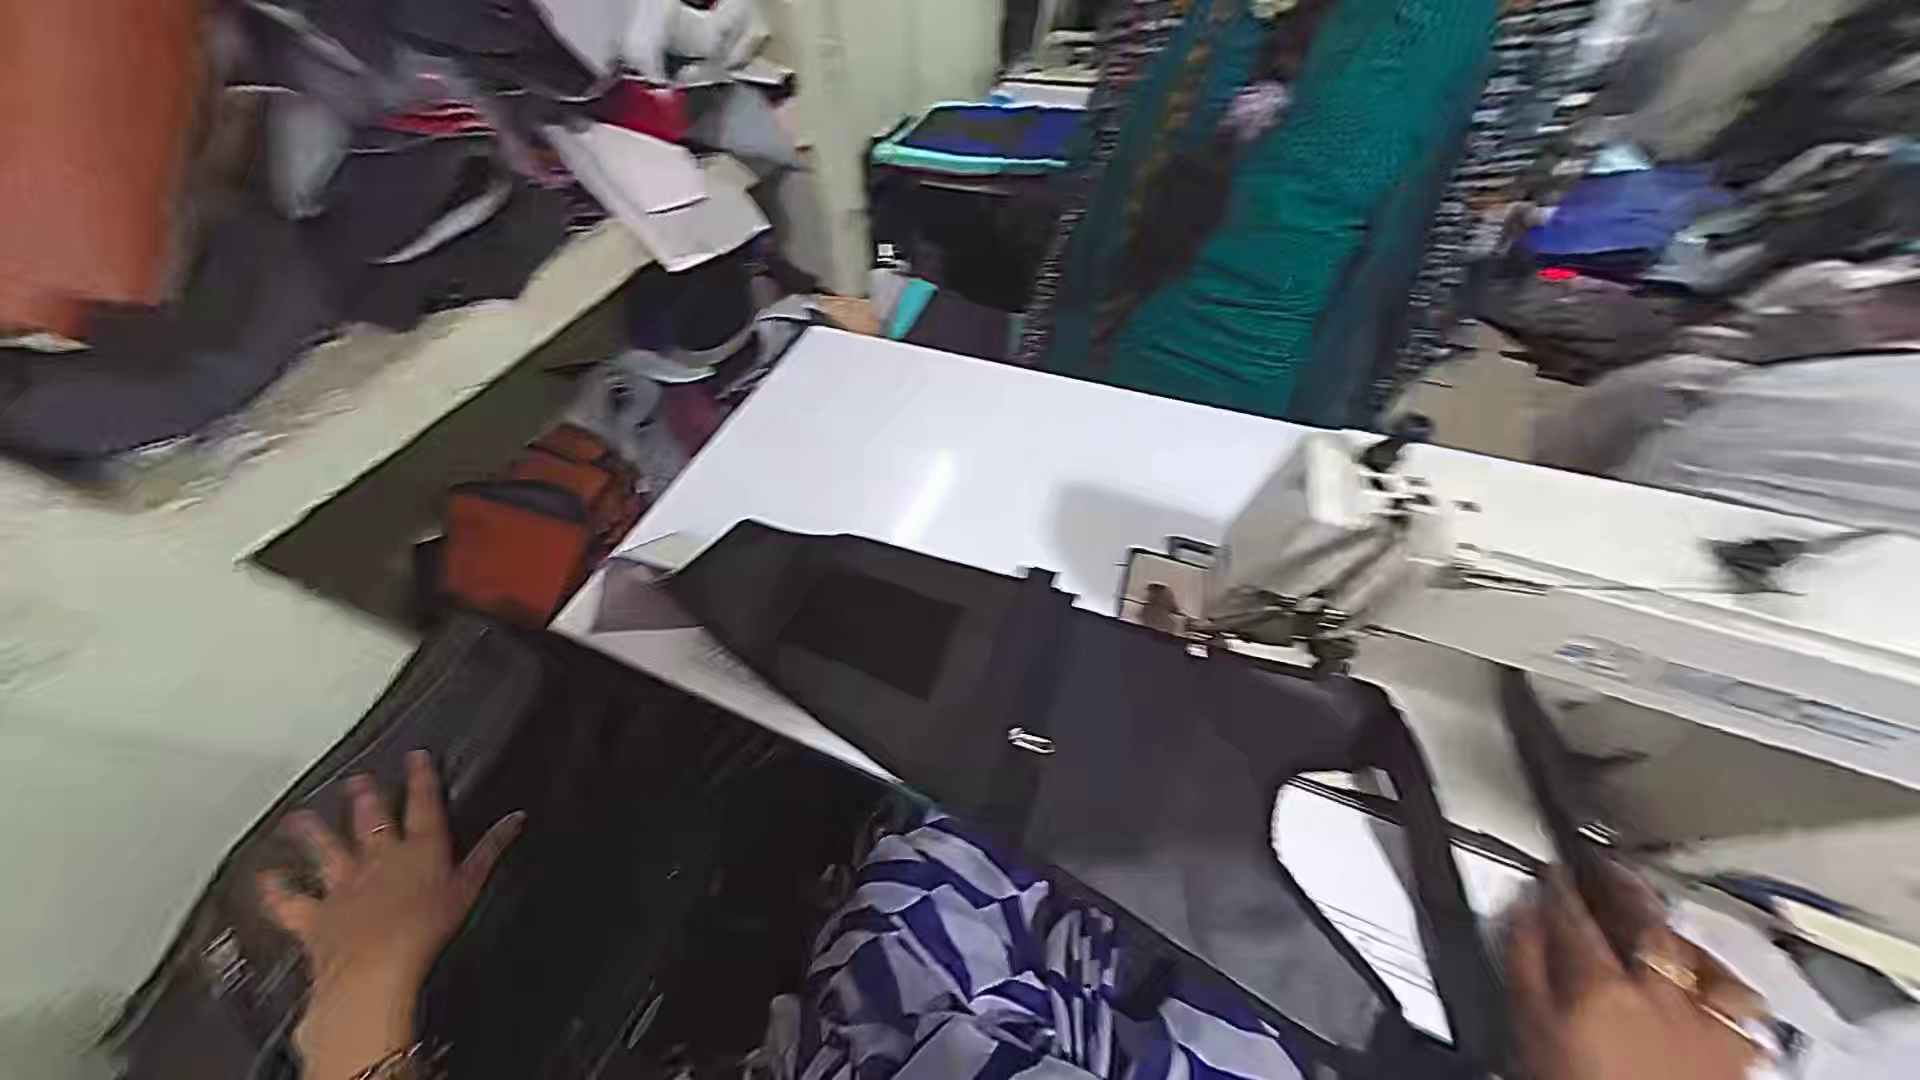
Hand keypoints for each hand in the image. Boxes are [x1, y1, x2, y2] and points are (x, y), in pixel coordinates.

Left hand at [260, 751, 523, 1079]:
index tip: (416, 757)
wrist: (375, 968)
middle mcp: (380, 859)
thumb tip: (515, 819)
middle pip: (372, 821)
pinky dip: (276, 888)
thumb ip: (492, 848)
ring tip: (302, 815)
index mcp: (421, 849)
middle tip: (358, 778)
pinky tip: (265, 875)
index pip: (423, 803)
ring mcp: (344, 886)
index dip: (421, 777)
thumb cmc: (427, 927)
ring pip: (328, 850)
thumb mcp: (472, 883)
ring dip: (314, 832)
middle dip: (366, 797)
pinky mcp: (315, 915)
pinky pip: (291, 899)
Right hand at [1506, 868, 1762, 1079]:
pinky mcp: (1734, 1060)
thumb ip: (1523, 957)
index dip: (1561, 885)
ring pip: (1714, 973)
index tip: (1556, 870)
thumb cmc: (1576, 1078)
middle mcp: (1661, 999)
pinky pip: (1743, 1019)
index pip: (1576, 915)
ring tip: (1671, 930)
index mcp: (1602, 983)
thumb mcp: (1529, 1014)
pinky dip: (1726, 996)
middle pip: (1651, 927)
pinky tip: (1710, 990)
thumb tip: (1521, 914)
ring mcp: (1705, 1031)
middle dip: (1627, 890)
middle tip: (1611, 871)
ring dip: (1690, 944)